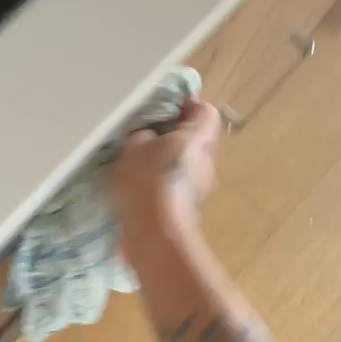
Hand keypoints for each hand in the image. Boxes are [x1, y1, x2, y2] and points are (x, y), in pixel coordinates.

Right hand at [109, 98, 223, 254]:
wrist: (155, 236)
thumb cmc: (148, 182)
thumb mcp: (134, 146)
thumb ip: (142, 134)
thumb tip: (147, 138)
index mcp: (200, 137)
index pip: (204, 111)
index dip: (184, 105)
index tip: (160, 109)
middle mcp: (206, 161)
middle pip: (194, 138)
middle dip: (170, 135)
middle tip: (142, 134)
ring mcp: (199, 188)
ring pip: (183, 164)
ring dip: (163, 162)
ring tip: (135, 163)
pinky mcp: (186, 209)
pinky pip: (173, 187)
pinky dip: (159, 185)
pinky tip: (136, 189)